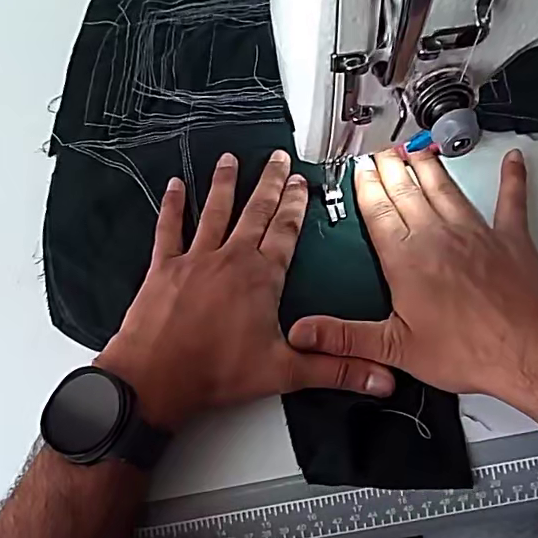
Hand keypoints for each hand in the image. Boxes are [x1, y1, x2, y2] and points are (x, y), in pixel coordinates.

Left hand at [95, 151, 395, 428]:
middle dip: (270, 184)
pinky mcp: (163, 268)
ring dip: (225, 184)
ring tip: (231, 160)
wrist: (157, 377)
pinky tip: (175, 186)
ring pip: (215, 212)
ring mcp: (194, 260)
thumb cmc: (215, 373)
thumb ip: (334, 369)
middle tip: (277, 159)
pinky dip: (172, 206)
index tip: (301, 184)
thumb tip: (380, 378)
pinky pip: (169, 228)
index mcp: (262, 278)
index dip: (296, 206)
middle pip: (256, 213)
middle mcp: (230, 259)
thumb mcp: (283, 373)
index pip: (286, 232)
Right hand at [287, 147, 537, 418]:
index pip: (380, 212)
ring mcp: (478, 235)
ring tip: (417, 150)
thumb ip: (343, 337)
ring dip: (430, 168)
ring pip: (447, 190)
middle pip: (409, 193)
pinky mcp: (512, 242)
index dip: (366, 188)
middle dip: (392, 169)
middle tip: (381, 152)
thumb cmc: (471, 351)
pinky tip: (511, 163)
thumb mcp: (393, 349)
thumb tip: (303, 333)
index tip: (359, 169)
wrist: (534, 355)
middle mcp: (440, 239)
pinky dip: (511, 179)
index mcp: (408, 260)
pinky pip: (511, 201)